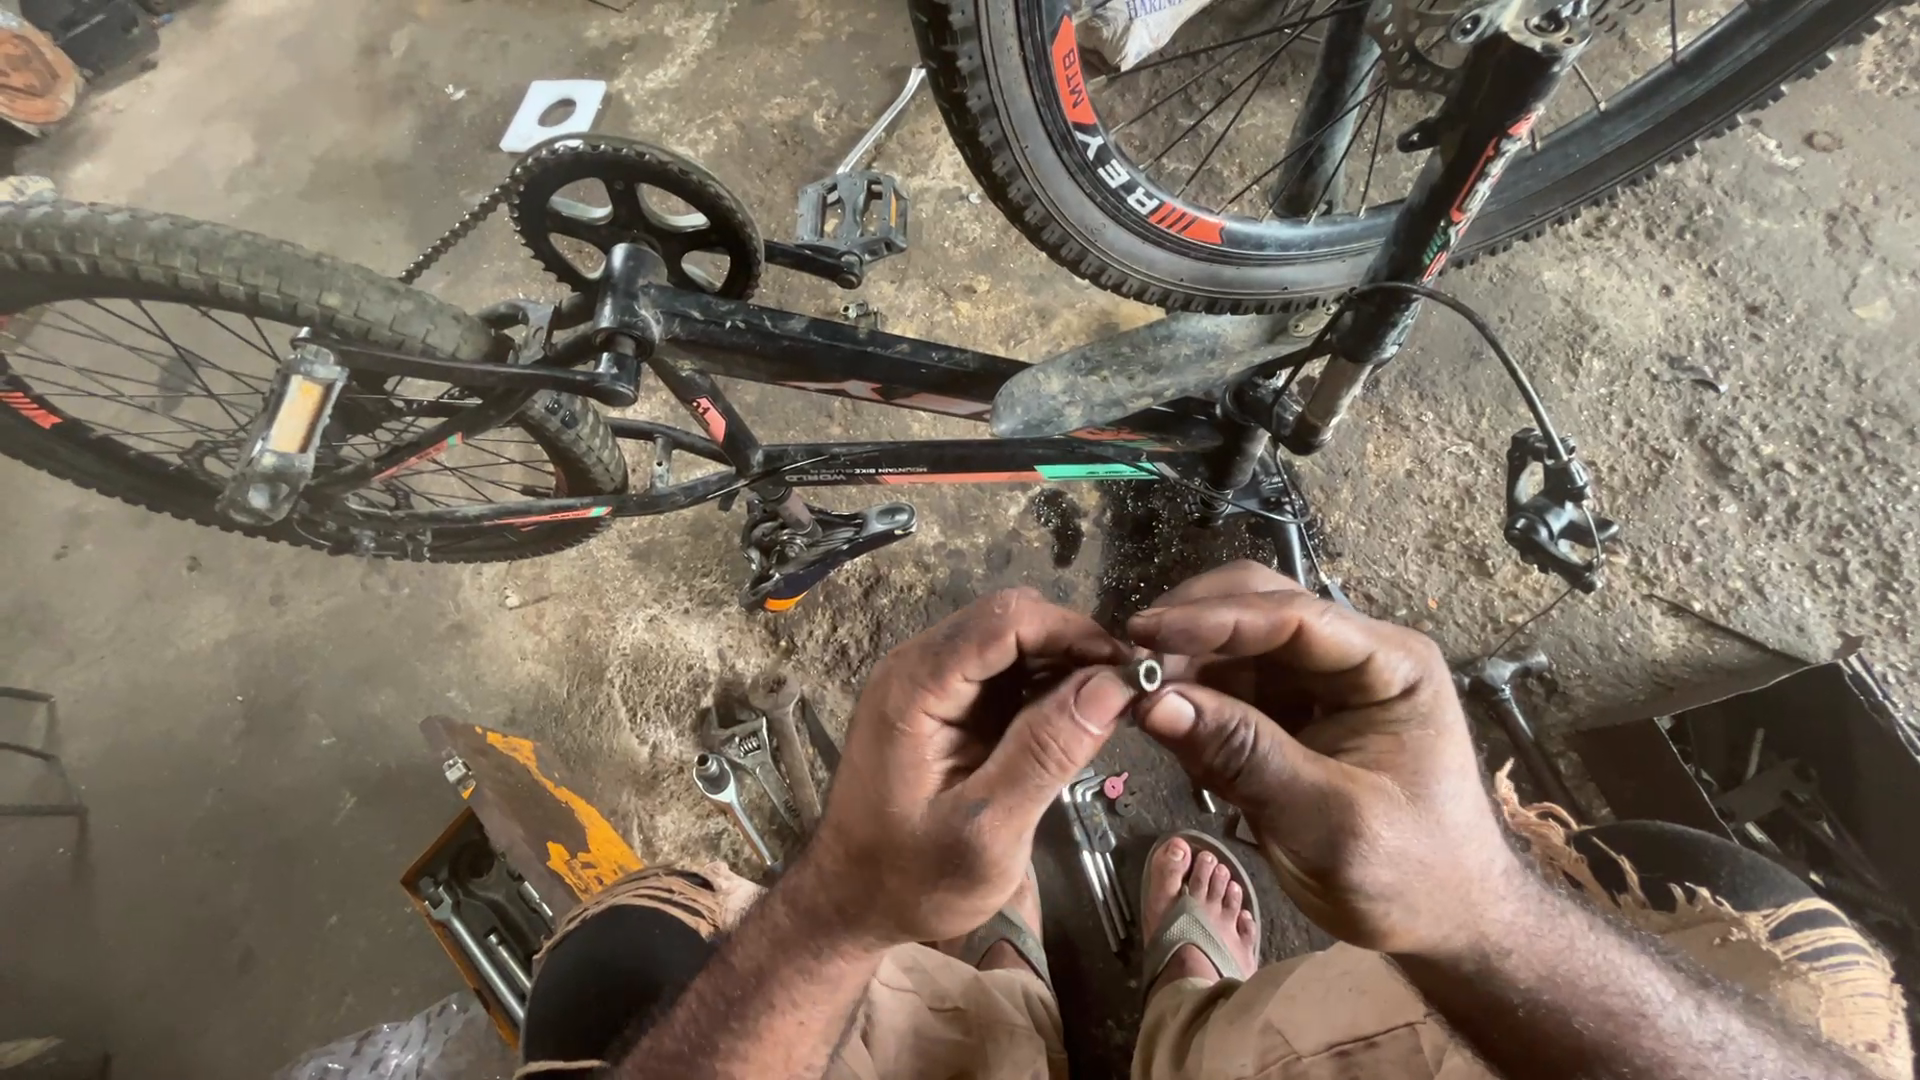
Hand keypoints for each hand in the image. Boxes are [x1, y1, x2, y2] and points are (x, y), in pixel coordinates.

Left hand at [796, 588, 1135, 947]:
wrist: (853, 902)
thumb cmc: (911, 879)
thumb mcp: (987, 831)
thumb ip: (1046, 753)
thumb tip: (1112, 686)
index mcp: (914, 686)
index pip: (1003, 620)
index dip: (1071, 632)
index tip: (1127, 669)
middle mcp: (917, 666)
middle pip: (1008, 620)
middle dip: (1071, 645)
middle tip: (1125, 691)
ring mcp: (928, 680)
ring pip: (1009, 639)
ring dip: (1062, 662)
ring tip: (1109, 706)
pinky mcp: (943, 700)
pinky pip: (1002, 670)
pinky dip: (1043, 683)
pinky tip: (1072, 718)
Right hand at [1128, 561, 1525, 956]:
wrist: (1439, 922)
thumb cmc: (1408, 875)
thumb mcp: (1329, 822)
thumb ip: (1245, 756)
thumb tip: (1155, 702)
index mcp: (1388, 665)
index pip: (1292, 618)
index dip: (1214, 619)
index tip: (1142, 632)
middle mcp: (1348, 655)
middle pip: (1256, 604)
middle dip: (1190, 626)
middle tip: (1131, 663)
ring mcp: (1311, 679)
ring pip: (1227, 639)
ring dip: (1181, 662)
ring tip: (1141, 700)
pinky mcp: (1281, 707)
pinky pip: (1220, 681)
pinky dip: (1188, 696)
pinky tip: (1172, 726)